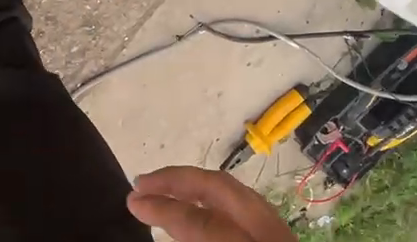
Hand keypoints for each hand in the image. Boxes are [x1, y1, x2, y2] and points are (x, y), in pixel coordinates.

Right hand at [128, 166, 297, 241]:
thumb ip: (196, 235)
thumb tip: (165, 219)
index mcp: (256, 241)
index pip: (203, 221)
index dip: (164, 207)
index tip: (131, 201)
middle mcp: (272, 232)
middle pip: (221, 187)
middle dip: (176, 179)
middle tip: (140, 184)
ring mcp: (283, 232)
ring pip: (237, 191)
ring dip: (195, 185)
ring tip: (163, 189)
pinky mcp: (285, 235)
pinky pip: (247, 206)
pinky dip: (217, 200)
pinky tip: (198, 207)